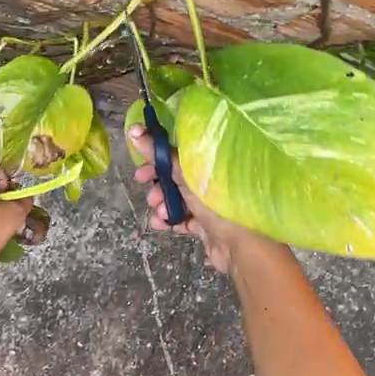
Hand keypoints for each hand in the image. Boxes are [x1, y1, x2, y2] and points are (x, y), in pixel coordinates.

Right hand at [128, 123, 278, 274]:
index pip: (180, 154)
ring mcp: (210, 204)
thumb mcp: (186, 175)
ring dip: (163, 204)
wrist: (241, 246)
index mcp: (211, 163)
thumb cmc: (218, 203)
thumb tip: (133, 129)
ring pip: (177, 199)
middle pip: (176, 176)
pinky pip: (183, 219)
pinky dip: (170, 220)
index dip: (158, 157)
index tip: (142, 164)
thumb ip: (161, 155)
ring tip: (161, 212)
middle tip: (144, 186)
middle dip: (157, 182)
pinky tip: (162, 224)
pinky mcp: (207, 225)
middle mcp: (212, 181)